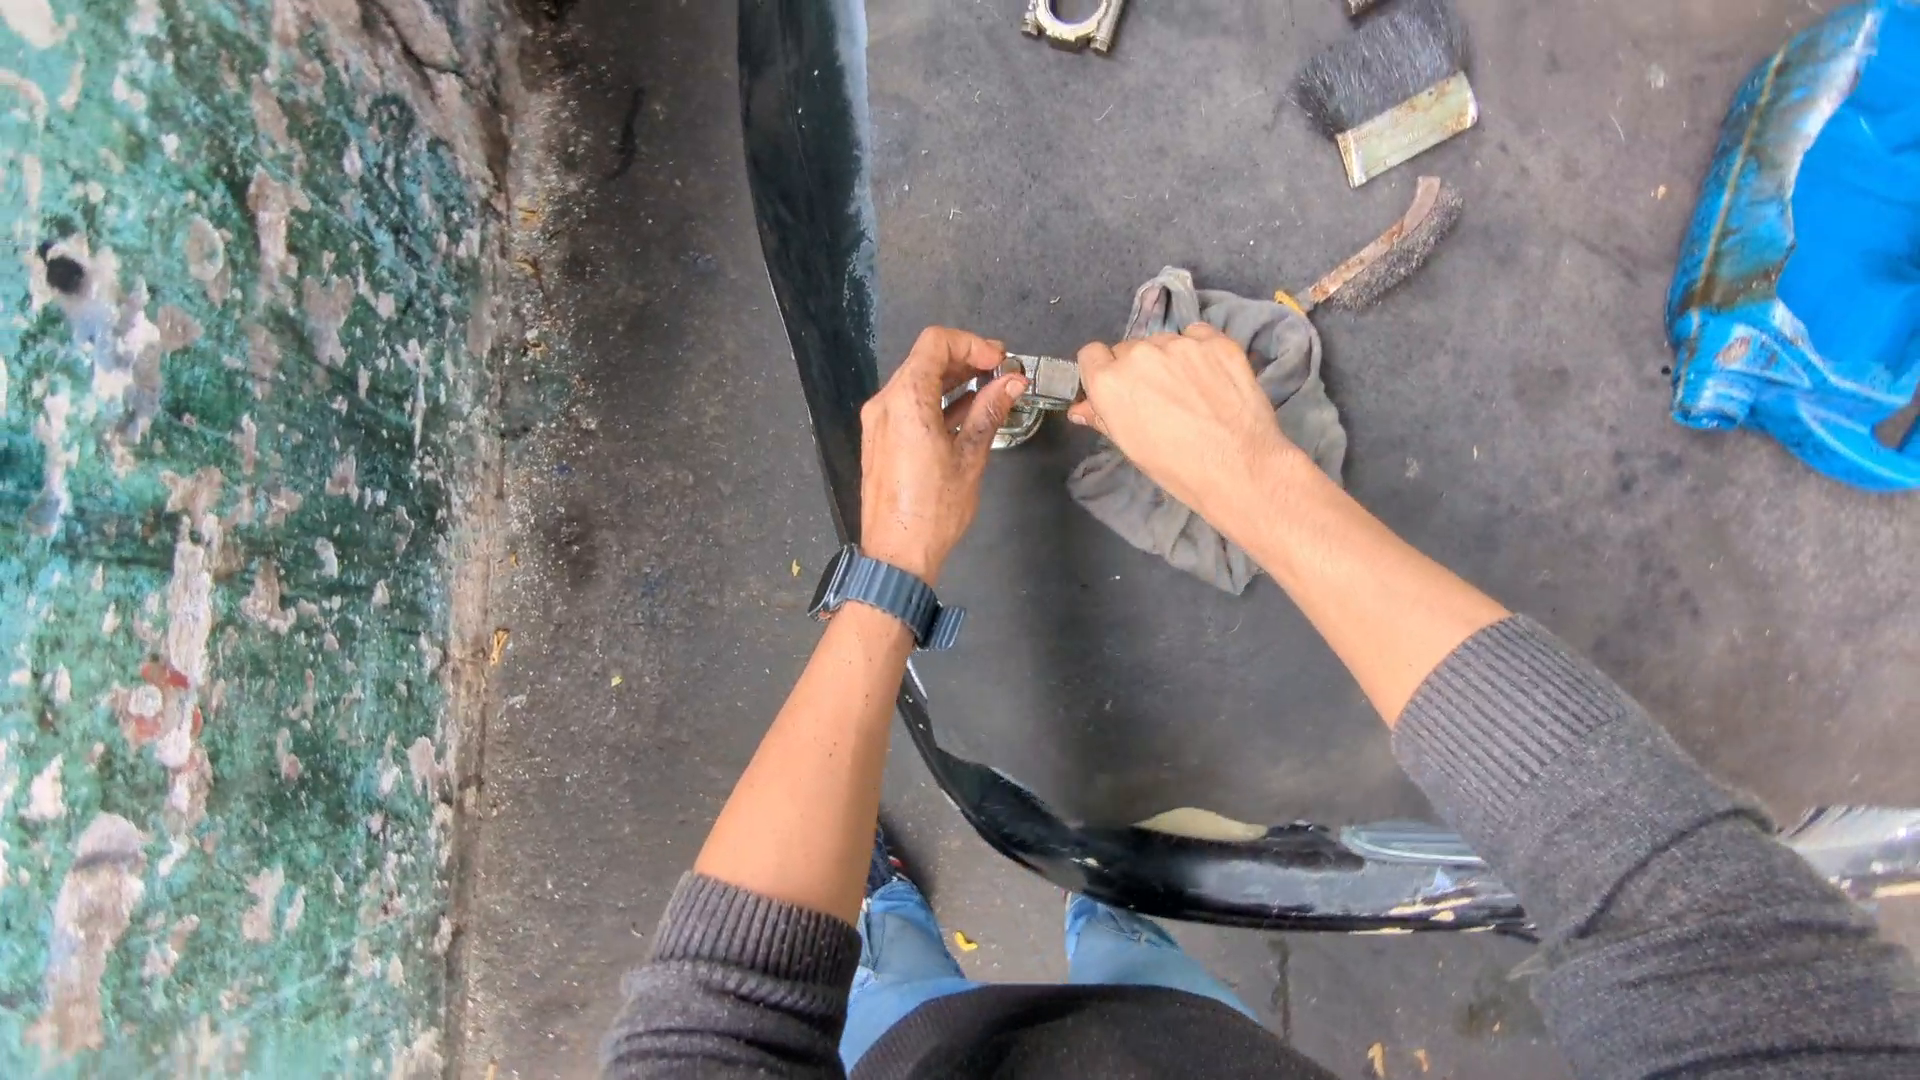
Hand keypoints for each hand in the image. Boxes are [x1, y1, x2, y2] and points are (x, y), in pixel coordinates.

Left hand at [859, 327, 1026, 584]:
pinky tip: (967, 411)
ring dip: (953, 380)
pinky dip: (937, 402)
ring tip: (990, 390)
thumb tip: (1012, 382)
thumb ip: (989, 411)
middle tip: (1001, 371)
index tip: (1000, 360)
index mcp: (905, 400)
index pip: (936, 343)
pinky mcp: (881, 439)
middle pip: (925, 360)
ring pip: (918, 382)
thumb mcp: (970, 456)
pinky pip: (909, 406)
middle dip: (966, 359)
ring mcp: (879, 422)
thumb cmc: (935, 509)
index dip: (972, 343)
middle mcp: (885, 403)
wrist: (897, 554)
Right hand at [1068, 324, 1298, 527]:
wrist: (1237, 467)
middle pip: (1127, 349)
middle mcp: (1139, 354)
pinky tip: (1209, 377)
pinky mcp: (1215, 341)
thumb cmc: (1174, 467)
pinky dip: (1198, 350)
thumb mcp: (1130, 446)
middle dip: (1136, 368)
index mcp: (1109, 382)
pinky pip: (1196, 335)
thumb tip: (1080, 409)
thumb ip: (1102, 417)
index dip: (1101, 372)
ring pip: (1162, 342)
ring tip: (1188, 390)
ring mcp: (1179, 343)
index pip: (1091, 355)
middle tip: (1156, 397)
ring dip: (1167, 359)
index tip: (1116, 390)